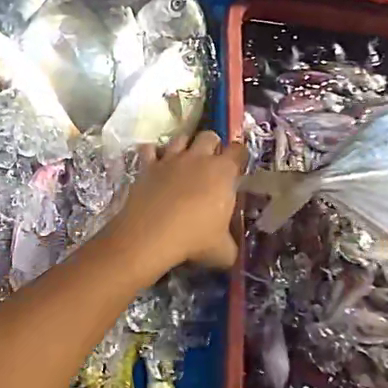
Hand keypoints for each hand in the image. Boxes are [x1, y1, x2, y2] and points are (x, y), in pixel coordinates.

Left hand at [102, 131, 248, 273]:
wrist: (151, 236)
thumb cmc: (194, 240)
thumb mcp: (223, 251)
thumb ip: (232, 246)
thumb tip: (234, 251)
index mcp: (223, 172)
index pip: (239, 150)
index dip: (239, 156)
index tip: (237, 167)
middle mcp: (198, 158)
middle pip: (209, 136)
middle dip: (212, 144)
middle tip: (211, 162)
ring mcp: (171, 159)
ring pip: (181, 137)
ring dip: (185, 145)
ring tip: (184, 160)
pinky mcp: (147, 166)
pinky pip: (149, 149)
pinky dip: (152, 153)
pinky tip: (154, 163)